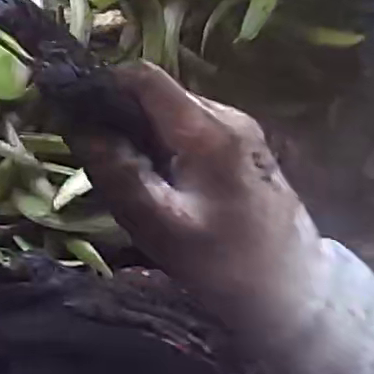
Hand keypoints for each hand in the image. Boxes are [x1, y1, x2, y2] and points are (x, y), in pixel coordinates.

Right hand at [76, 65, 373, 373]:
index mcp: (205, 129)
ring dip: (142, 127)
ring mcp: (238, 126)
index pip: (143, 75)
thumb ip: (114, 169)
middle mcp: (225, 114)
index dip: (104, 84)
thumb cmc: (223, 264)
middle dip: (121, 112)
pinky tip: (165, 176)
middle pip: (155, 91)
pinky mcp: (242, 141)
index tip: (80, 112)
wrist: (299, 298)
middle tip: (103, 152)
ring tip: (134, 170)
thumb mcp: (157, 223)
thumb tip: (75, 122)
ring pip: (169, 106)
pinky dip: (164, 137)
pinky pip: (187, 122)